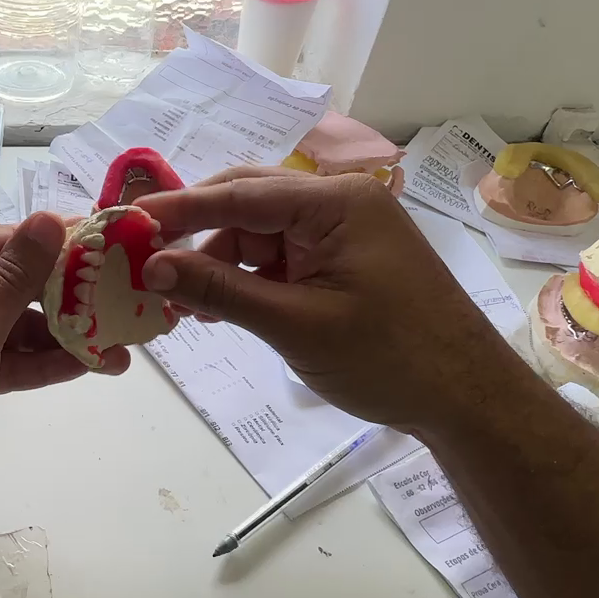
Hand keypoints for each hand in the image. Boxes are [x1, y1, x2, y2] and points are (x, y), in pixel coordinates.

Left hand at [0, 213, 129, 524]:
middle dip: (67, 297)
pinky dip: (37, 361)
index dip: (60, 247)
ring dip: (61, 335)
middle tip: (126, 304)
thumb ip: (15, 278)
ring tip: (120, 346)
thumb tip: (50, 218)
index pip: (3, 242)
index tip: (114, 251)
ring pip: (11, 322)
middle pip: (11, 281)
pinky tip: (88, 366)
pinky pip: (1, 355)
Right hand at [135, 167, 537, 433]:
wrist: (470, 402)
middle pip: (246, 204)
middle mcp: (338, 203)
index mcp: (336, 202)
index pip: (240, 194)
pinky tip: (219, 310)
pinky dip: (246, 280)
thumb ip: (219, 290)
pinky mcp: (341, 260)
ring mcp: (341, 232)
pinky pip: (277, 258)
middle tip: (146, 260)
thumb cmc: (389, 358)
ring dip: (218, 265)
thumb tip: (150, 267)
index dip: (180, 209)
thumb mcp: (293, 324)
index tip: (129, 221)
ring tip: (185, 306)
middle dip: (197, 235)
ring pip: (256, 234)